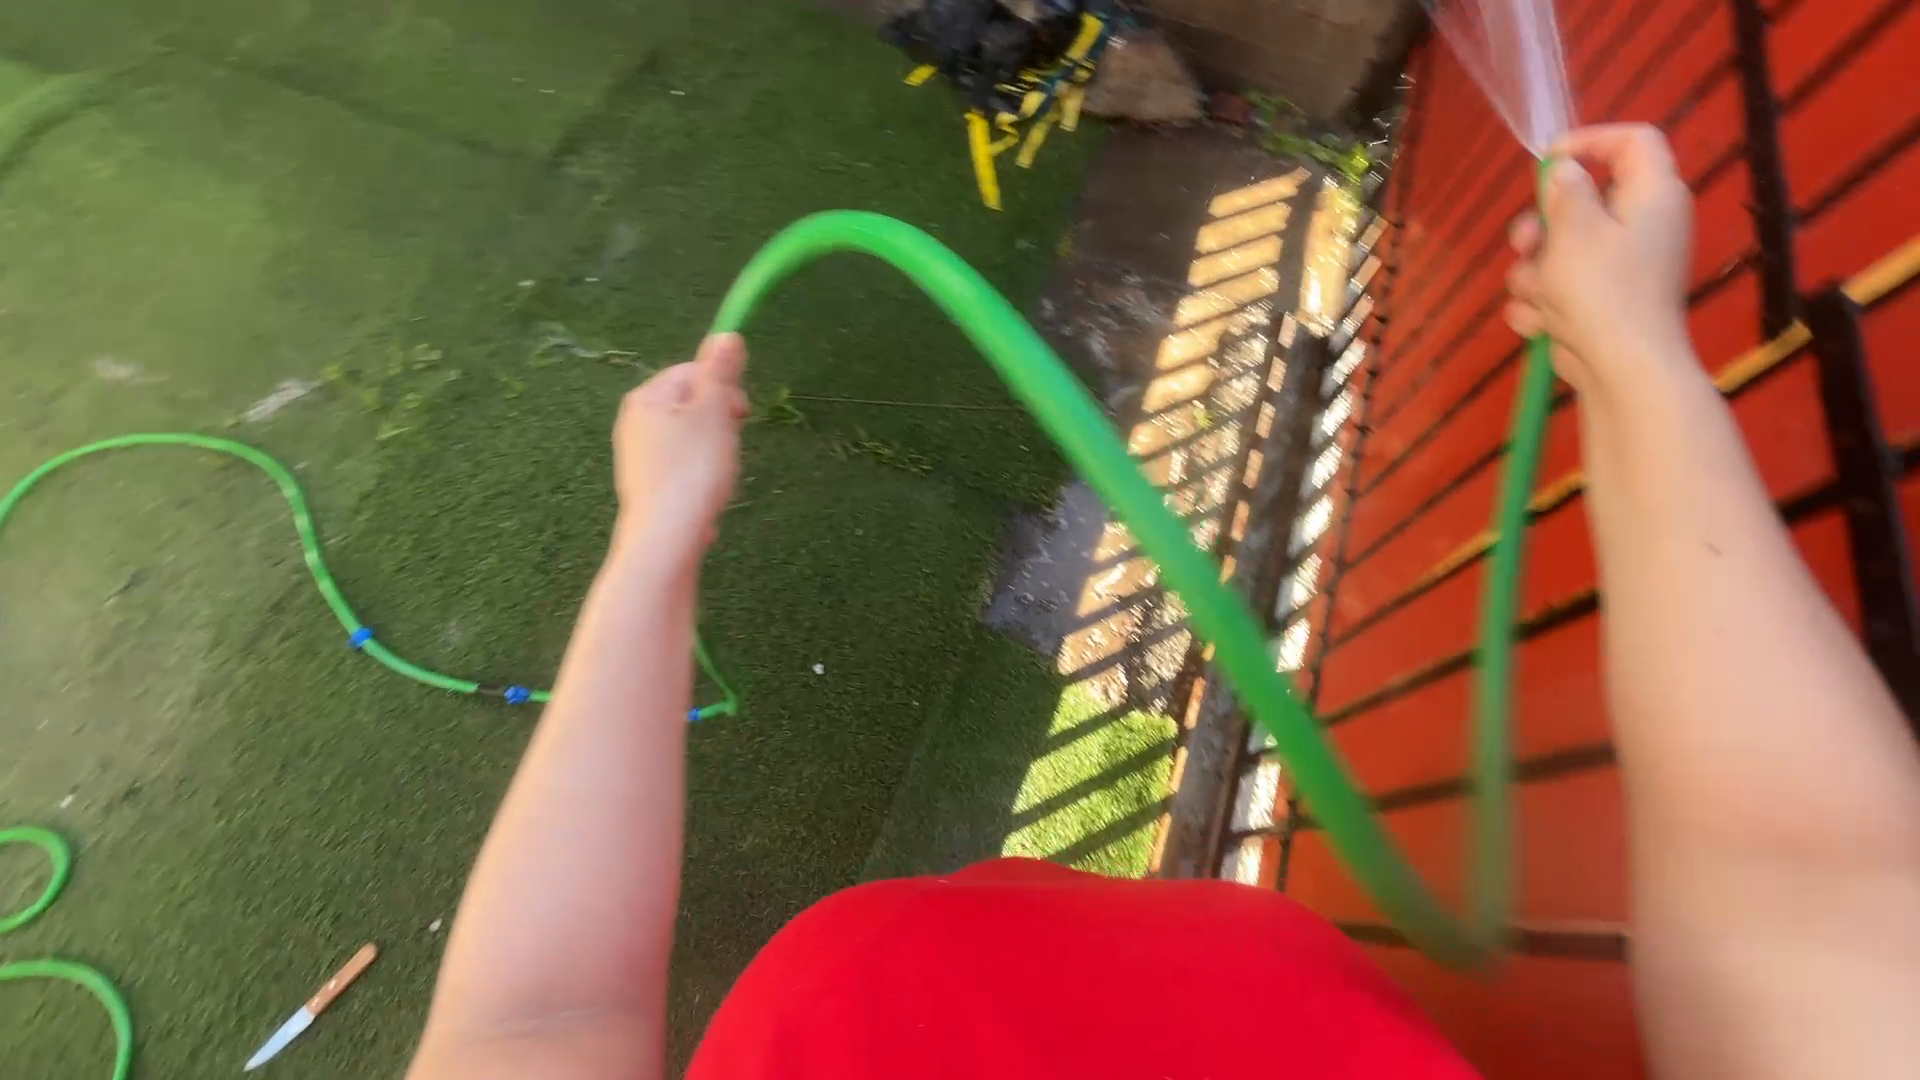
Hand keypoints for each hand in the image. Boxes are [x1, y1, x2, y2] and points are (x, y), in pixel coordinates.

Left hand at [612, 333, 748, 560]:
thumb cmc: (693, 468)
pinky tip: (709, 498)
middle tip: (731, 448)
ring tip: (721, 478)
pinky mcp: (647, 488)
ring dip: (714, 454)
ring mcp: (638, 458)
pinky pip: (683, 470)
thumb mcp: (715, 412)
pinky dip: (701, 479)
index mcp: (648, 397)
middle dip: (720, 424)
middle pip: (691, 406)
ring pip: (690, 440)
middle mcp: (635, 422)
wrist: (667, 535)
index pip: (693, 372)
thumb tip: (727, 334)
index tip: (743, 415)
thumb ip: (721, 373)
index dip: (724, 389)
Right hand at [1506, 124, 1696, 392]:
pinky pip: (1555, 290)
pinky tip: (1541, 322)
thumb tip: (1564, 172)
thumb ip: (1566, 195)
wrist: (1620, 363)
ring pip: (1557, 252)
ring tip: (1538, 297)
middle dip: (1541, 227)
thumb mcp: (1575, 233)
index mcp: (1651, 196)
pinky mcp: (1596, 300)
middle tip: (1524, 244)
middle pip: (1581, 203)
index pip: (1632, 142)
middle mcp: (1640, 224)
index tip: (1545, 160)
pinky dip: (1541, 305)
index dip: (1589, 141)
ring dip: (1533, 275)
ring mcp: (1617, 266)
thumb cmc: (1602, 291)